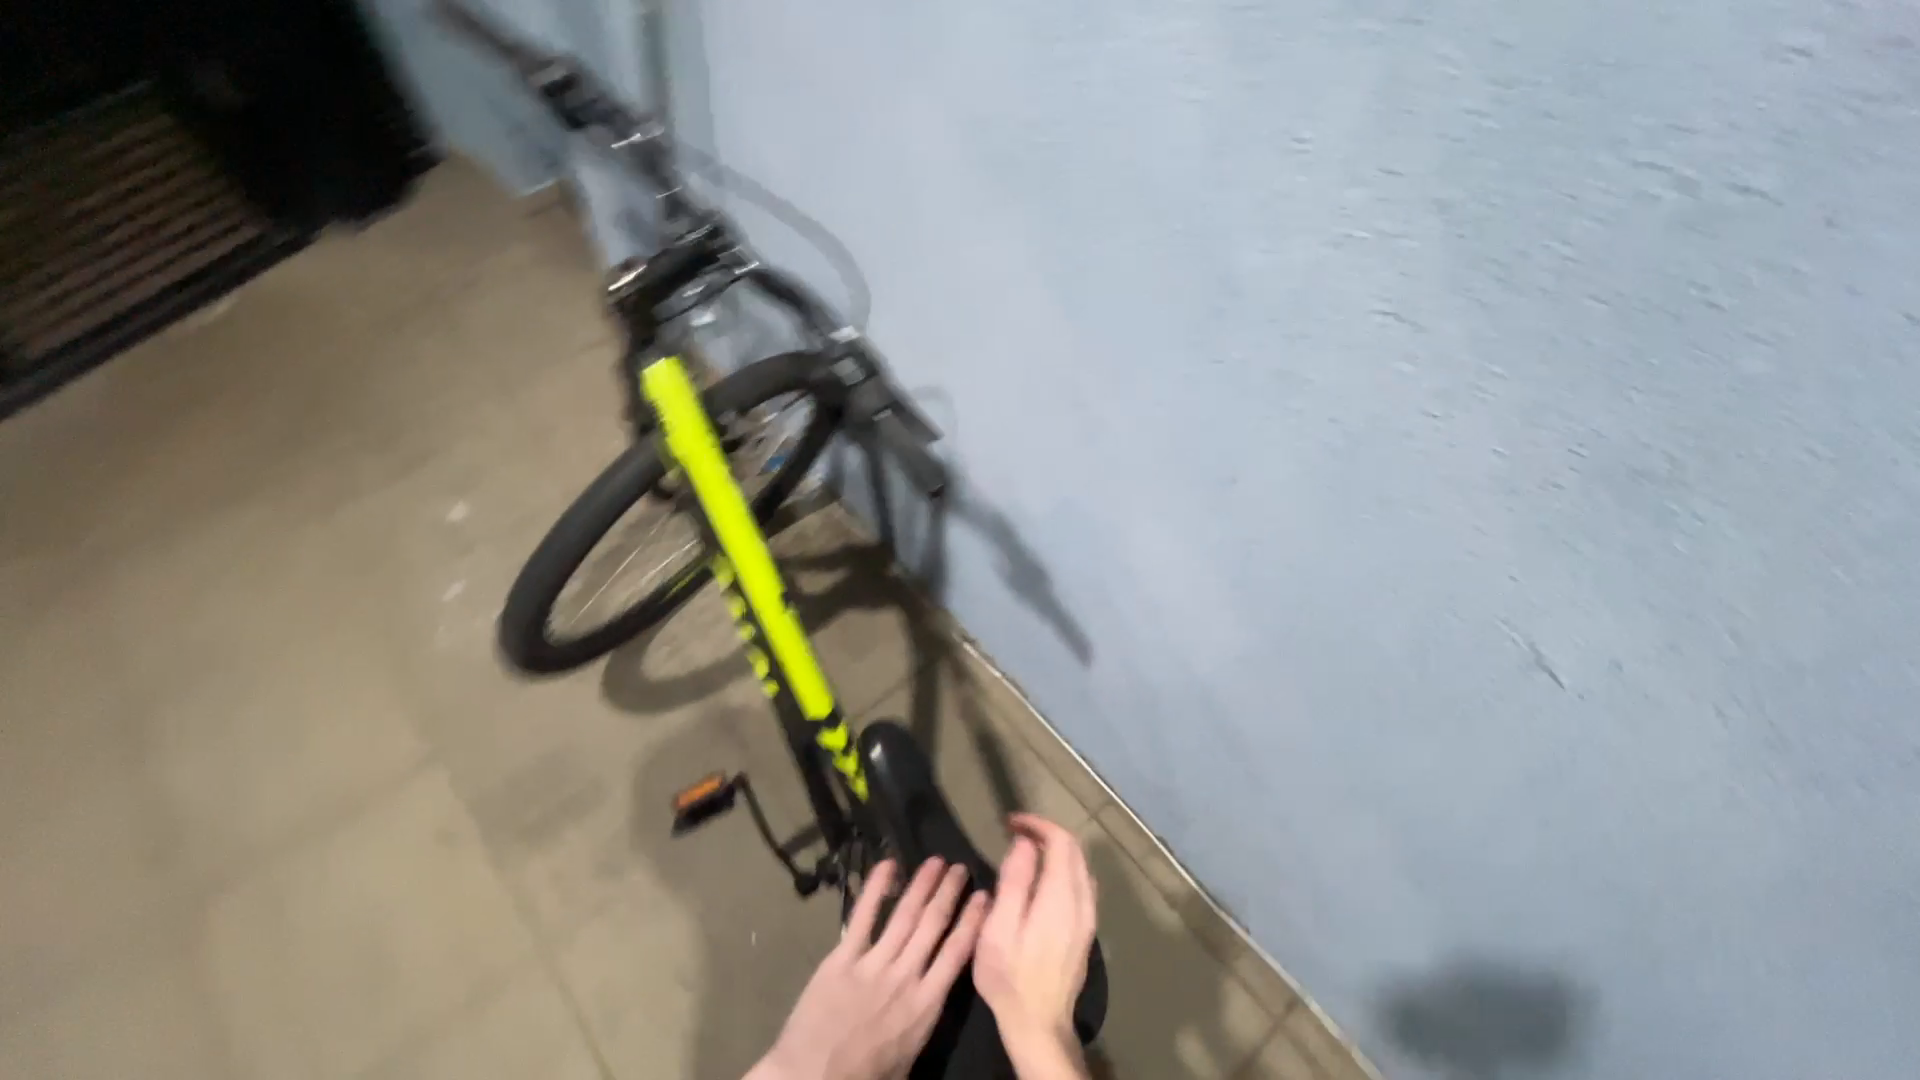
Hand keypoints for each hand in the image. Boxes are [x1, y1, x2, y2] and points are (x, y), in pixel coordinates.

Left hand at [749, 858, 987, 1079]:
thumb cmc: (864, 1078)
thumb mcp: (909, 1056)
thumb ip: (924, 1018)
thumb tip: (938, 992)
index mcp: (925, 1006)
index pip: (957, 954)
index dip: (972, 921)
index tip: (984, 897)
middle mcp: (905, 978)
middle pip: (933, 926)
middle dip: (950, 894)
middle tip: (961, 868)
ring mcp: (873, 965)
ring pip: (905, 916)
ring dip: (922, 885)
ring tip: (936, 862)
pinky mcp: (842, 959)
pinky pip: (862, 918)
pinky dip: (875, 889)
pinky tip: (887, 865)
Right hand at [974, 814, 1097, 1071]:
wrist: (1039, 1024)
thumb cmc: (1010, 976)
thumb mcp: (999, 929)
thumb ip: (1014, 881)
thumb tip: (1024, 843)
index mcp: (1060, 897)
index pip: (1060, 841)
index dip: (1037, 824)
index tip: (1010, 822)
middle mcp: (1082, 902)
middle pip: (1074, 850)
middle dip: (1046, 833)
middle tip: (1015, 832)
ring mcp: (1088, 918)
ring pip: (1081, 867)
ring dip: (1057, 850)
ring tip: (1026, 851)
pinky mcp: (1086, 932)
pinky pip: (1081, 885)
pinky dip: (1063, 869)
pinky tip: (1043, 880)